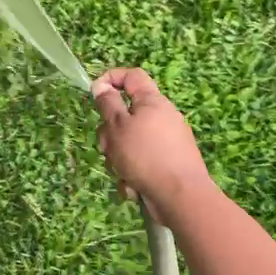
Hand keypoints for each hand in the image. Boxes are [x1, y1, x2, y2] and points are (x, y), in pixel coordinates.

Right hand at [91, 67, 215, 219]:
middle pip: (125, 114)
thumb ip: (107, 103)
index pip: (131, 76)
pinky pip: (140, 161)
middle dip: (110, 132)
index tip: (94, 94)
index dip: (110, 78)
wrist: (181, 198)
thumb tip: (101, 86)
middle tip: (106, 146)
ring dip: (118, 157)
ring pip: (129, 141)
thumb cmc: (145, 155)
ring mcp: (167, 142)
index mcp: (153, 102)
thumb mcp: (118, 125)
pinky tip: (133, 186)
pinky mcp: (167, 164)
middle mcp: (162, 118)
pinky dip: (132, 172)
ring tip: (121, 171)